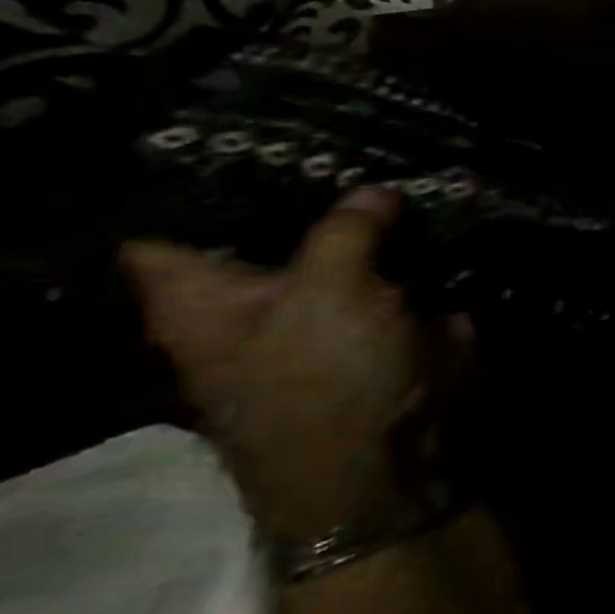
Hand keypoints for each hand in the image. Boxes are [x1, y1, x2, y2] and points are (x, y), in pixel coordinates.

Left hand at [122, 187, 447, 538]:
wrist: (381, 467)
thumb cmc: (325, 379)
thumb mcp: (331, 288)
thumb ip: (347, 227)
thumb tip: (375, 191)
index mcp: (201, 299)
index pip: (175, 227)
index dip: (217, 184)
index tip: (278, 146)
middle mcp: (248, 307)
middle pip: (272, 234)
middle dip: (319, 198)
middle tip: (363, 155)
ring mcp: (315, 321)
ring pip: (339, 256)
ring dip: (374, 229)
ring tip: (412, 184)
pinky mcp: (370, 336)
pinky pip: (386, 282)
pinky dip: (408, 261)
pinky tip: (439, 231)